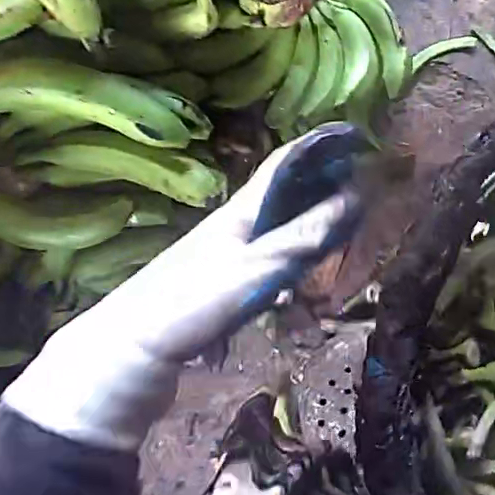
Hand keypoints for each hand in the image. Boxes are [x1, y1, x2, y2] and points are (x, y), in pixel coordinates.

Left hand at [2, 129, 360, 450]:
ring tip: (350, 230)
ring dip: (316, 225)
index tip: (361, 137)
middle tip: (369, 188)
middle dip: (327, 185)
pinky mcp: (226, 288)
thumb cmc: (185, 305)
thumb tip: (353, 200)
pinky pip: (274, 263)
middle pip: (288, 194)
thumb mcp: (248, 270)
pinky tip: (308, 282)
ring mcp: (230, 257)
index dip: (321, 146)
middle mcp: (236, 226)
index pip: (286, 164)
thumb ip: (299, 239)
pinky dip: (298, 264)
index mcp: (240, 212)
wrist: (125, 357)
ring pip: (283, 229)